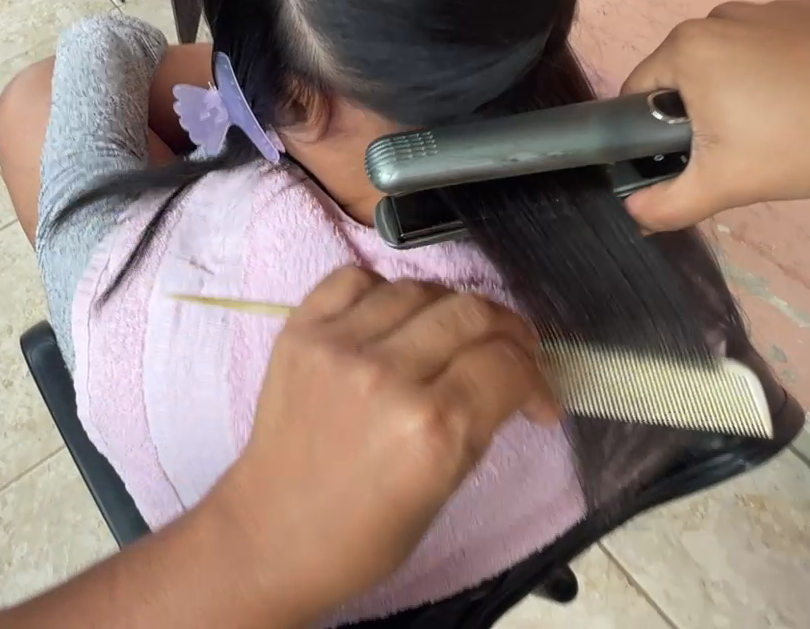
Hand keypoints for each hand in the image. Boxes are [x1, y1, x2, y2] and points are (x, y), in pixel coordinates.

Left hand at [200, 267, 558, 621]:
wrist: (272, 529)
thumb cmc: (363, 531)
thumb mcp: (443, 489)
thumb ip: (478, 421)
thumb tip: (510, 377)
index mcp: (433, 429)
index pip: (507, 364)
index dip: (536, 376)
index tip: (537, 395)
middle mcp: (386, 374)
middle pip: (470, 312)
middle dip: (506, 329)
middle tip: (509, 349)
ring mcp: (336, 344)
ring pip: (416, 288)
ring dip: (448, 307)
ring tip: (450, 332)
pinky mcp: (298, 329)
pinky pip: (353, 278)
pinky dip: (383, 289)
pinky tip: (391, 315)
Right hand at [618, 0, 809, 231]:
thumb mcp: (732, 183)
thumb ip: (670, 203)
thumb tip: (633, 212)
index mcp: (688, 46)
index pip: (640, 91)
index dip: (654, 130)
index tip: (694, 156)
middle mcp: (725, 16)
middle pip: (689, 72)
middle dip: (704, 109)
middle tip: (748, 147)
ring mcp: (781, 6)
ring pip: (739, 57)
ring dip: (749, 88)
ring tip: (798, 126)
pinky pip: (789, 43)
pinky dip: (797, 69)